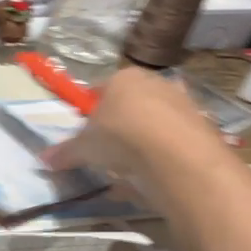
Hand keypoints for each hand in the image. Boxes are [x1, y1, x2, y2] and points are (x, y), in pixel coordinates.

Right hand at [40, 66, 222, 204]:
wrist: (175, 155)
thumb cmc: (120, 136)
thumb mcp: (84, 147)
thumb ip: (65, 152)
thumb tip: (45, 160)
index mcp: (122, 78)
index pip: (100, 89)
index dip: (91, 111)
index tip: (87, 133)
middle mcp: (156, 82)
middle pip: (131, 103)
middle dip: (120, 124)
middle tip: (109, 150)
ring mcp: (184, 102)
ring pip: (156, 121)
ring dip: (145, 139)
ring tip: (133, 167)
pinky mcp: (205, 125)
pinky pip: (177, 139)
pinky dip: (166, 153)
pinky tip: (156, 172)